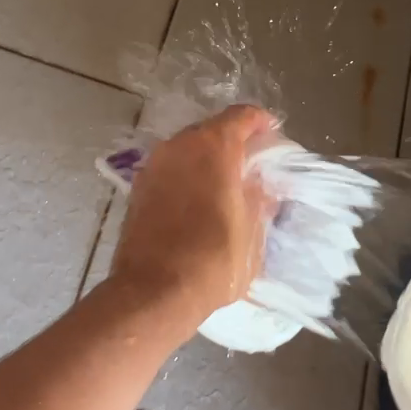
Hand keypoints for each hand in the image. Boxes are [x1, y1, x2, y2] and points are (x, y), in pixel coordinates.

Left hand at [107, 105, 276, 330]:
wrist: (153, 292)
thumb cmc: (212, 260)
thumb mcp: (252, 233)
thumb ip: (259, 200)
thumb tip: (262, 186)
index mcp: (213, 147)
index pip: (241, 117)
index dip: (260, 122)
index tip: (273, 134)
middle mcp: (179, 146)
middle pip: (211, 130)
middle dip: (233, 142)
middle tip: (252, 163)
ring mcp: (153, 166)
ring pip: (187, 150)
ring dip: (207, 160)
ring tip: (225, 183)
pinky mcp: (137, 189)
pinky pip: (170, 170)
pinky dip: (186, 176)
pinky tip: (198, 200)